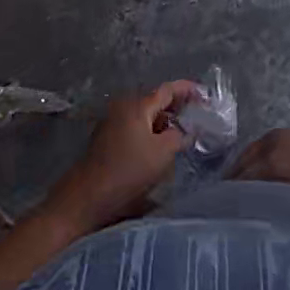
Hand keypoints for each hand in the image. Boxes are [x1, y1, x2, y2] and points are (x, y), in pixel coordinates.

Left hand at [46, 80, 200, 229]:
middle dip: (177, 107)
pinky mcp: (105, 139)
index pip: (169, 89)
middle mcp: (123, 107)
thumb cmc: (126, 172)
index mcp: (138, 105)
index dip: (189, 90)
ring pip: (145, 115)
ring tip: (180, 135)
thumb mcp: (162, 154)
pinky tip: (157, 148)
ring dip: (163, 122)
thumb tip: (183, 131)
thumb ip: (179, 136)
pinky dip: (149, 132)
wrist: (84, 199)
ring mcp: (112, 122)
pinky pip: (134, 127)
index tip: (205, 97)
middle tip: (195, 117)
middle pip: (156, 100)